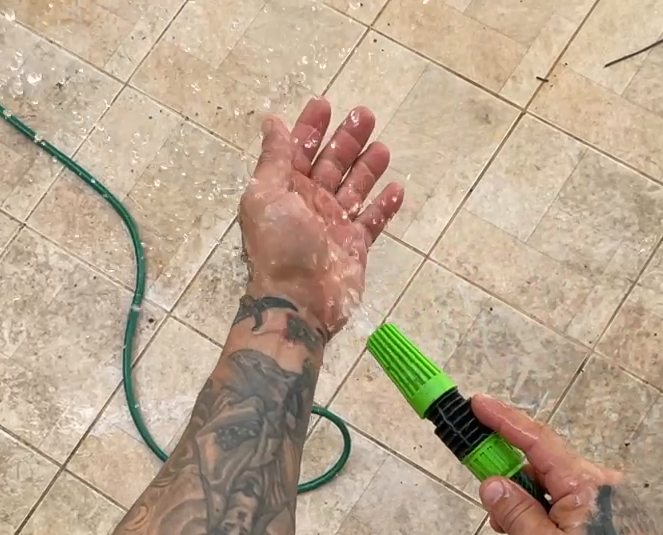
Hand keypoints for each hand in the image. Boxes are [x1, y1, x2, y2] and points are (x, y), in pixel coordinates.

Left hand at [241, 98, 404, 335]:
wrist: (299, 302)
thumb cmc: (279, 248)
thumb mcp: (266, 196)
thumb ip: (274, 160)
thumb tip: (273, 124)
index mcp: (285, 191)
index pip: (298, 151)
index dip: (310, 128)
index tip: (325, 104)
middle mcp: (310, 206)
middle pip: (331, 164)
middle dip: (346, 140)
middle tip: (365, 115)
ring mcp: (334, 227)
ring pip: (354, 189)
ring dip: (367, 167)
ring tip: (383, 147)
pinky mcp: (355, 248)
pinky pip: (372, 222)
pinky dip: (384, 206)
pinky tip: (396, 189)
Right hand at [472, 396, 662, 534]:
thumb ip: (515, 513)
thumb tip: (492, 483)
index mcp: (584, 483)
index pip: (537, 440)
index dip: (504, 420)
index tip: (478, 404)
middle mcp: (602, 483)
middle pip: (546, 468)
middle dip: (514, 486)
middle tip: (494, 516)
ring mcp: (614, 501)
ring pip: (558, 493)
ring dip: (533, 511)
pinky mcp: (619, 520)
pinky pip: (574, 509)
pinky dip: (552, 522)